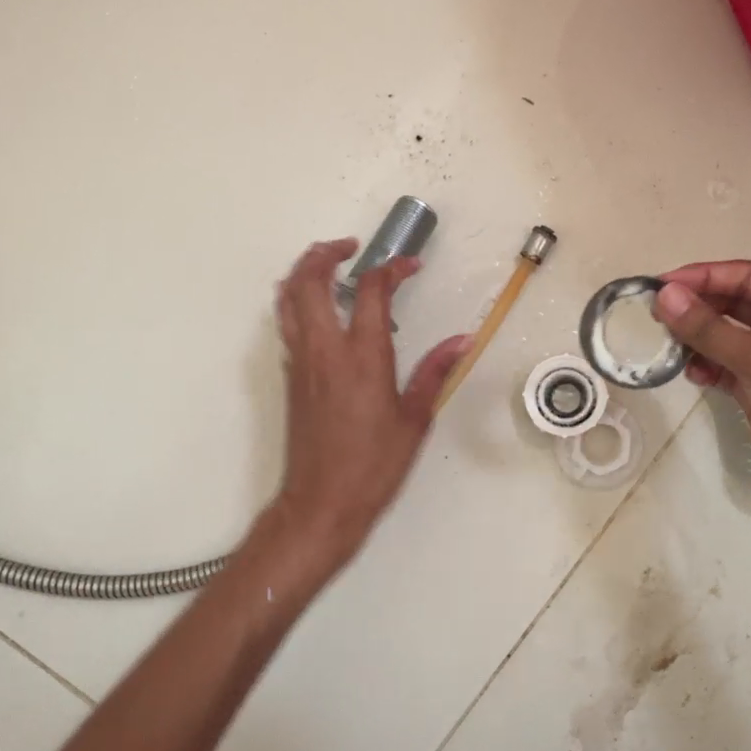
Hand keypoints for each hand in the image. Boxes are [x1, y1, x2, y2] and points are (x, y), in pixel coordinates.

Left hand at [261, 238, 468, 578]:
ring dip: (304, 271)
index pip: (369, 290)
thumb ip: (436, 372)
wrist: (320, 502)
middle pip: (309, 279)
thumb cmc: (373, 465)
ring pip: (287, 297)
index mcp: (362, 356)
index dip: (391, 268)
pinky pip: (286, 321)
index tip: (409, 267)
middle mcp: (324, 349)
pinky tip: (318, 309)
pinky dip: (297, 299)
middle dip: (327, 252)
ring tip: (327, 266)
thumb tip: (464, 339)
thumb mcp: (414, 420)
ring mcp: (300, 361)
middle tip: (352, 248)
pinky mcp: (290, 377)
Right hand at [652, 261, 750, 514]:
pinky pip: (727, 368)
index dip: (706, 276)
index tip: (661, 285)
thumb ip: (711, 329)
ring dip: (699, 339)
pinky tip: (692, 374)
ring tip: (669, 346)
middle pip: (737, 305)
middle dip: (699, 308)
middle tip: (655, 314)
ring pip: (729, 338)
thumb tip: (665, 295)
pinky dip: (707, 367)